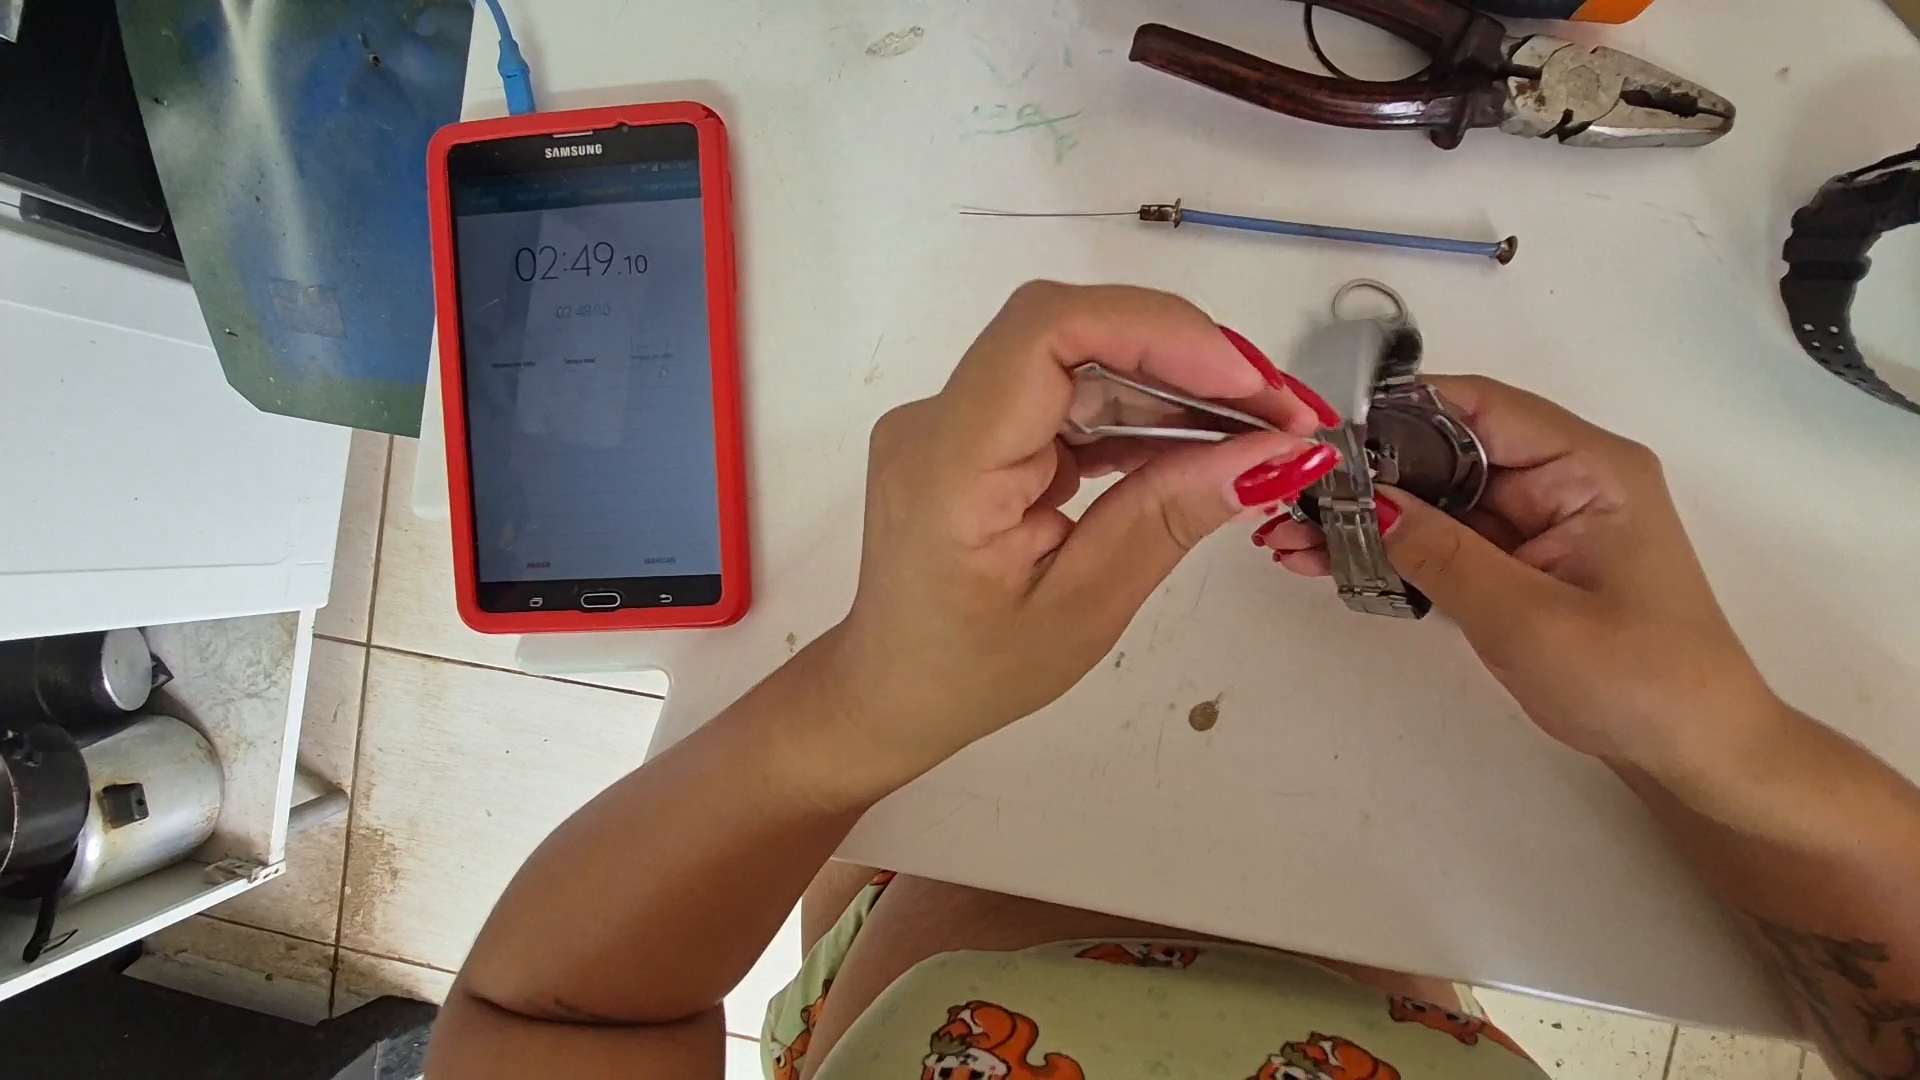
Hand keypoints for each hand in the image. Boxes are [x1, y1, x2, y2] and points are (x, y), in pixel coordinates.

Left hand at [817, 282, 1330, 790]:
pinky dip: (1134, 416)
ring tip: (1259, 433)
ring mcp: (950, 422)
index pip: (1043, 334)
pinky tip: (1196, 445)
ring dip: (1171, 387)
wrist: (893, 687)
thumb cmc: (974, 672)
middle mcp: (936, 422)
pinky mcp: (972, 435)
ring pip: (1074, 365)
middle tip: (1283, 414)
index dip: (1156, 332)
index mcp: (947, 468)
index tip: (1249, 383)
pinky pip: (1061, 401)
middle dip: (1186, 360)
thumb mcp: (1082, 609)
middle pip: (1069, 339)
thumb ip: (1167, 518)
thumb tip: (1275, 454)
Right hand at [1260, 375, 1780, 777]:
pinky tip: (1315, 561)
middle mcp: (1546, 481)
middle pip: (1435, 454)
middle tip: (1286, 496)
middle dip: (1358, 475)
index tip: (1322, 432)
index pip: (1478, 409)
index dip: (1398, 410)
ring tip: (1285, 539)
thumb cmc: (1634, 678)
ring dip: (1353, 518)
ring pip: (1417, 500)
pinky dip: (1372, 551)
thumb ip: (1441, 552)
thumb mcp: (1528, 615)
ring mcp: (1516, 522)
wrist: (1678, 750)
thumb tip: (1363, 500)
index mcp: (1583, 469)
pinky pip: (1420, 541)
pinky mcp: (1492, 559)